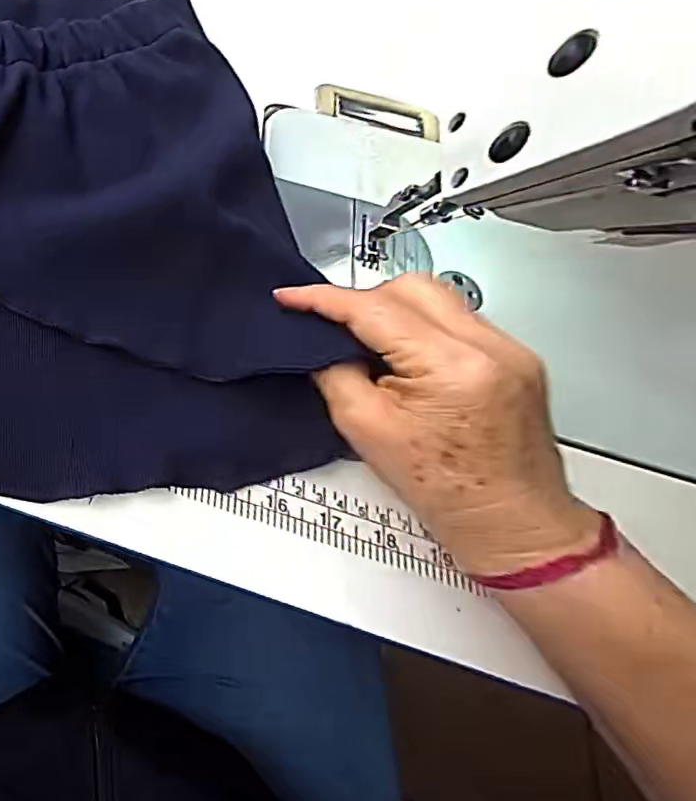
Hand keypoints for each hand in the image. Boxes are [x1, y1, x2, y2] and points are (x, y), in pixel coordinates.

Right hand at [274, 273, 601, 577]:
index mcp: (454, 364)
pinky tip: (391, 355)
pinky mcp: (511, 359)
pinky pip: (451, 320)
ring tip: (356, 342)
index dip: (323, 299)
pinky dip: (411, 327)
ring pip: (435, 298)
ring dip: (387, 311)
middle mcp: (493, 348)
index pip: (375, 308)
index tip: (289, 297)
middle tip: (322, 321)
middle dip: (360, 298)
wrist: (503, 513)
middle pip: (413, 288)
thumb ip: (332, 370)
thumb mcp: (359, 421)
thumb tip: (316, 343)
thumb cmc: (439, 480)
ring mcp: (510, 351)